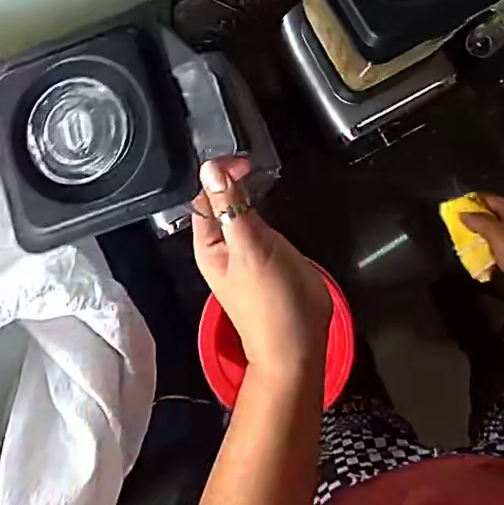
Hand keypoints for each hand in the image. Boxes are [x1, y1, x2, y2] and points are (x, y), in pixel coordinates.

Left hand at [192, 158, 331, 382]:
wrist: (299, 343)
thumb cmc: (270, 300)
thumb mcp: (249, 247)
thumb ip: (231, 206)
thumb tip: (211, 168)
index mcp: (209, 245)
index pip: (204, 198)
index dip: (218, 175)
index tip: (243, 161)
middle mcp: (223, 245)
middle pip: (221, 202)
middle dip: (232, 178)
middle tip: (256, 162)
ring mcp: (246, 249)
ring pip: (239, 209)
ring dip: (246, 189)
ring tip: (262, 170)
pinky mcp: (268, 253)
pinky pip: (258, 220)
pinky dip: (261, 204)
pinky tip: (271, 192)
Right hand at [458, 195, 503, 327]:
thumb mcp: (499, 238)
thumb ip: (480, 223)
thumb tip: (463, 212)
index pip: (492, 200)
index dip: (473, 202)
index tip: (455, 211)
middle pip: (497, 217)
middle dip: (478, 224)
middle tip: (458, 232)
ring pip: (502, 236)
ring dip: (486, 242)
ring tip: (468, 249)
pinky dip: (497, 256)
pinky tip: (488, 264)